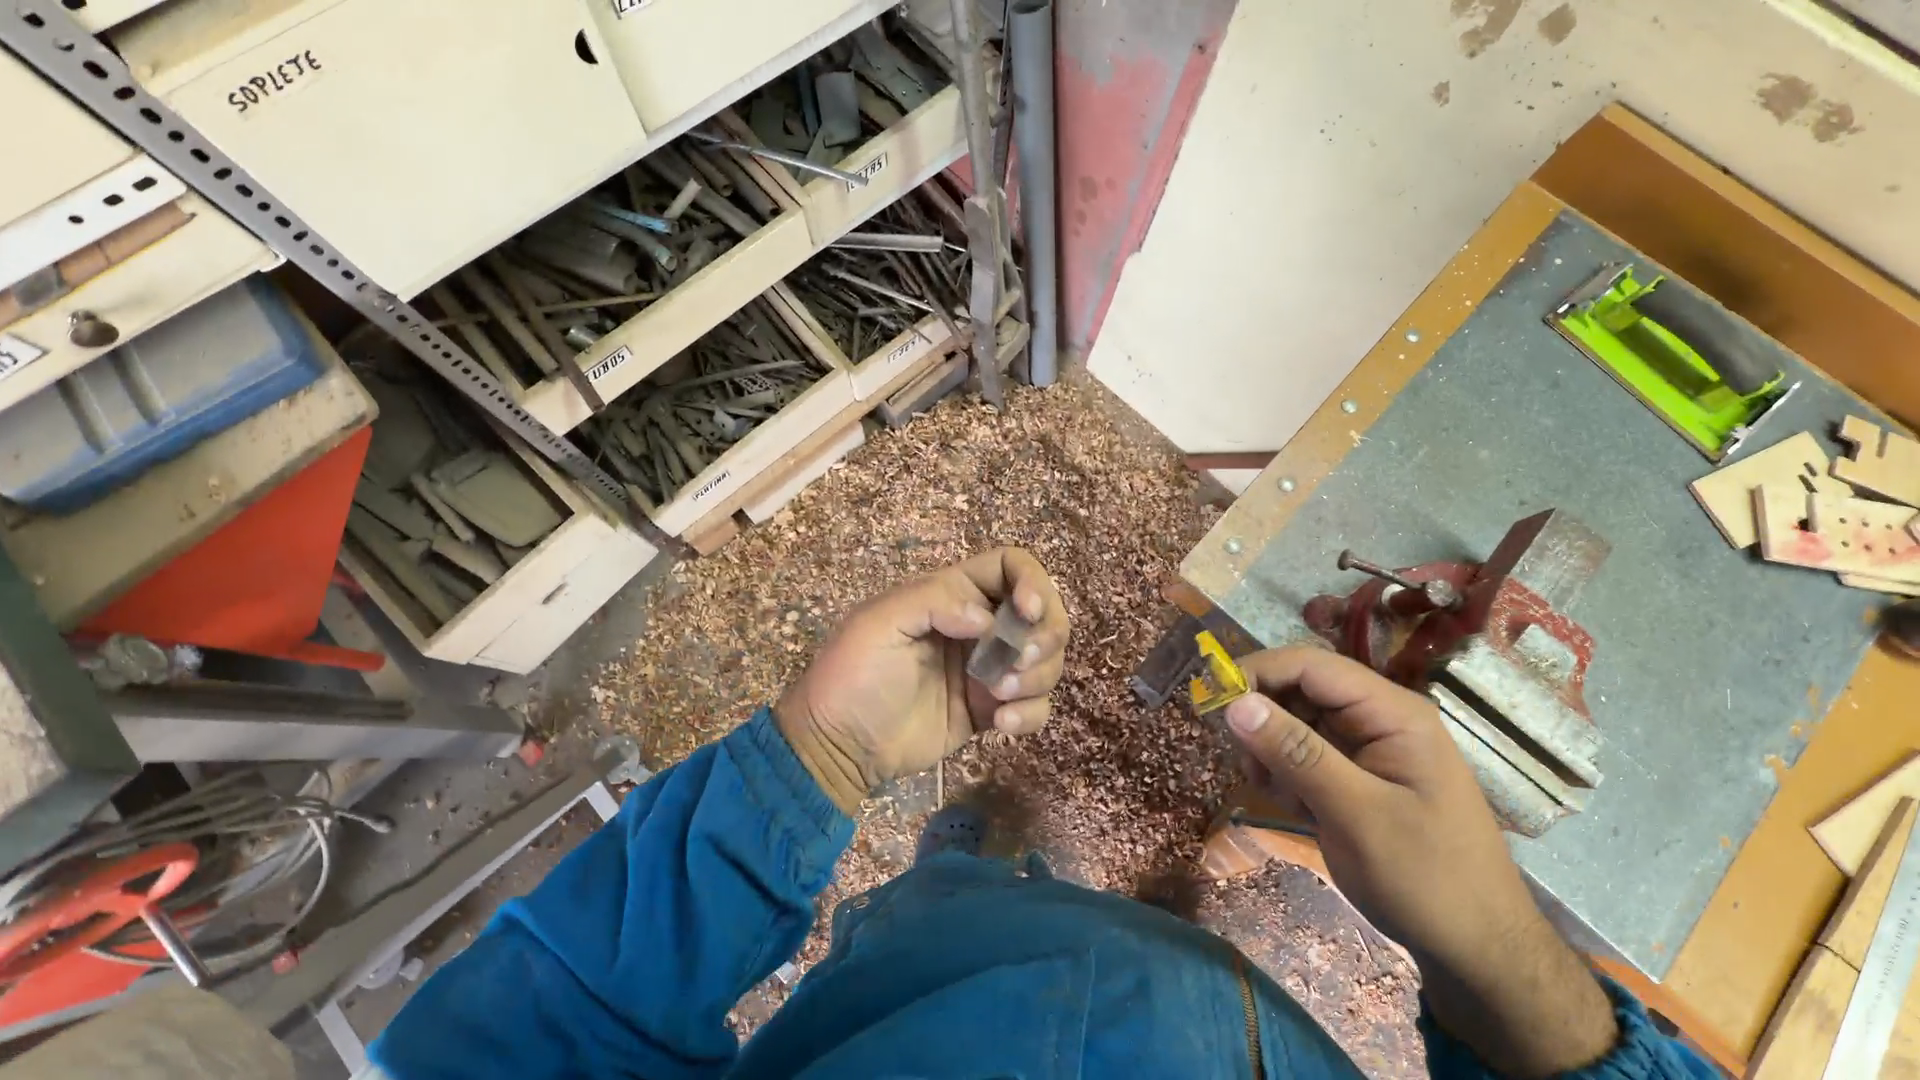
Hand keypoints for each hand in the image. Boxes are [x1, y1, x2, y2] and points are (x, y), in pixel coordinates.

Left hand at [774, 548, 1068, 814]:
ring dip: (1037, 676)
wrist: (840, 745)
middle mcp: (978, 626)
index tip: (1027, 612)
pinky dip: (1031, 713)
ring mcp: (987, 670)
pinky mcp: (990, 710)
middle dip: (1043, 636)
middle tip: (1019, 662)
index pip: (1011, 566)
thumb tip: (988, 619)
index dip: (1032, 582)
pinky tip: (1001, 726)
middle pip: (1042, 614)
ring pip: (1045, 660)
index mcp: (952, 594)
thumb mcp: (880, 622)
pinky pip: (1035, 705)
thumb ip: (935, 602)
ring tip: (998, 698)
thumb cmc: (853, 674)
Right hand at [1224, 646, 1616, 1077]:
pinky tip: (1295, 808)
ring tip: (1275, 793)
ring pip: (1298, 723)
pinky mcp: (1359, 778)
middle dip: (1264, 718)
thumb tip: (1235, 702)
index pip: (1311, 665)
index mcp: (1393, 712)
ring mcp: (1370, 749)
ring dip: (1273, 750)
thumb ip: (1296, 752)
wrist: (1477, 950)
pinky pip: (1307, 756)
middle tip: (1245, 764)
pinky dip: (1287, 775)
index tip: (1211, 699)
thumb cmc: (1426, 878)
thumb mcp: (1356, 814)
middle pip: (1301, 690)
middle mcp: (1380, 719)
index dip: (1258, 671)